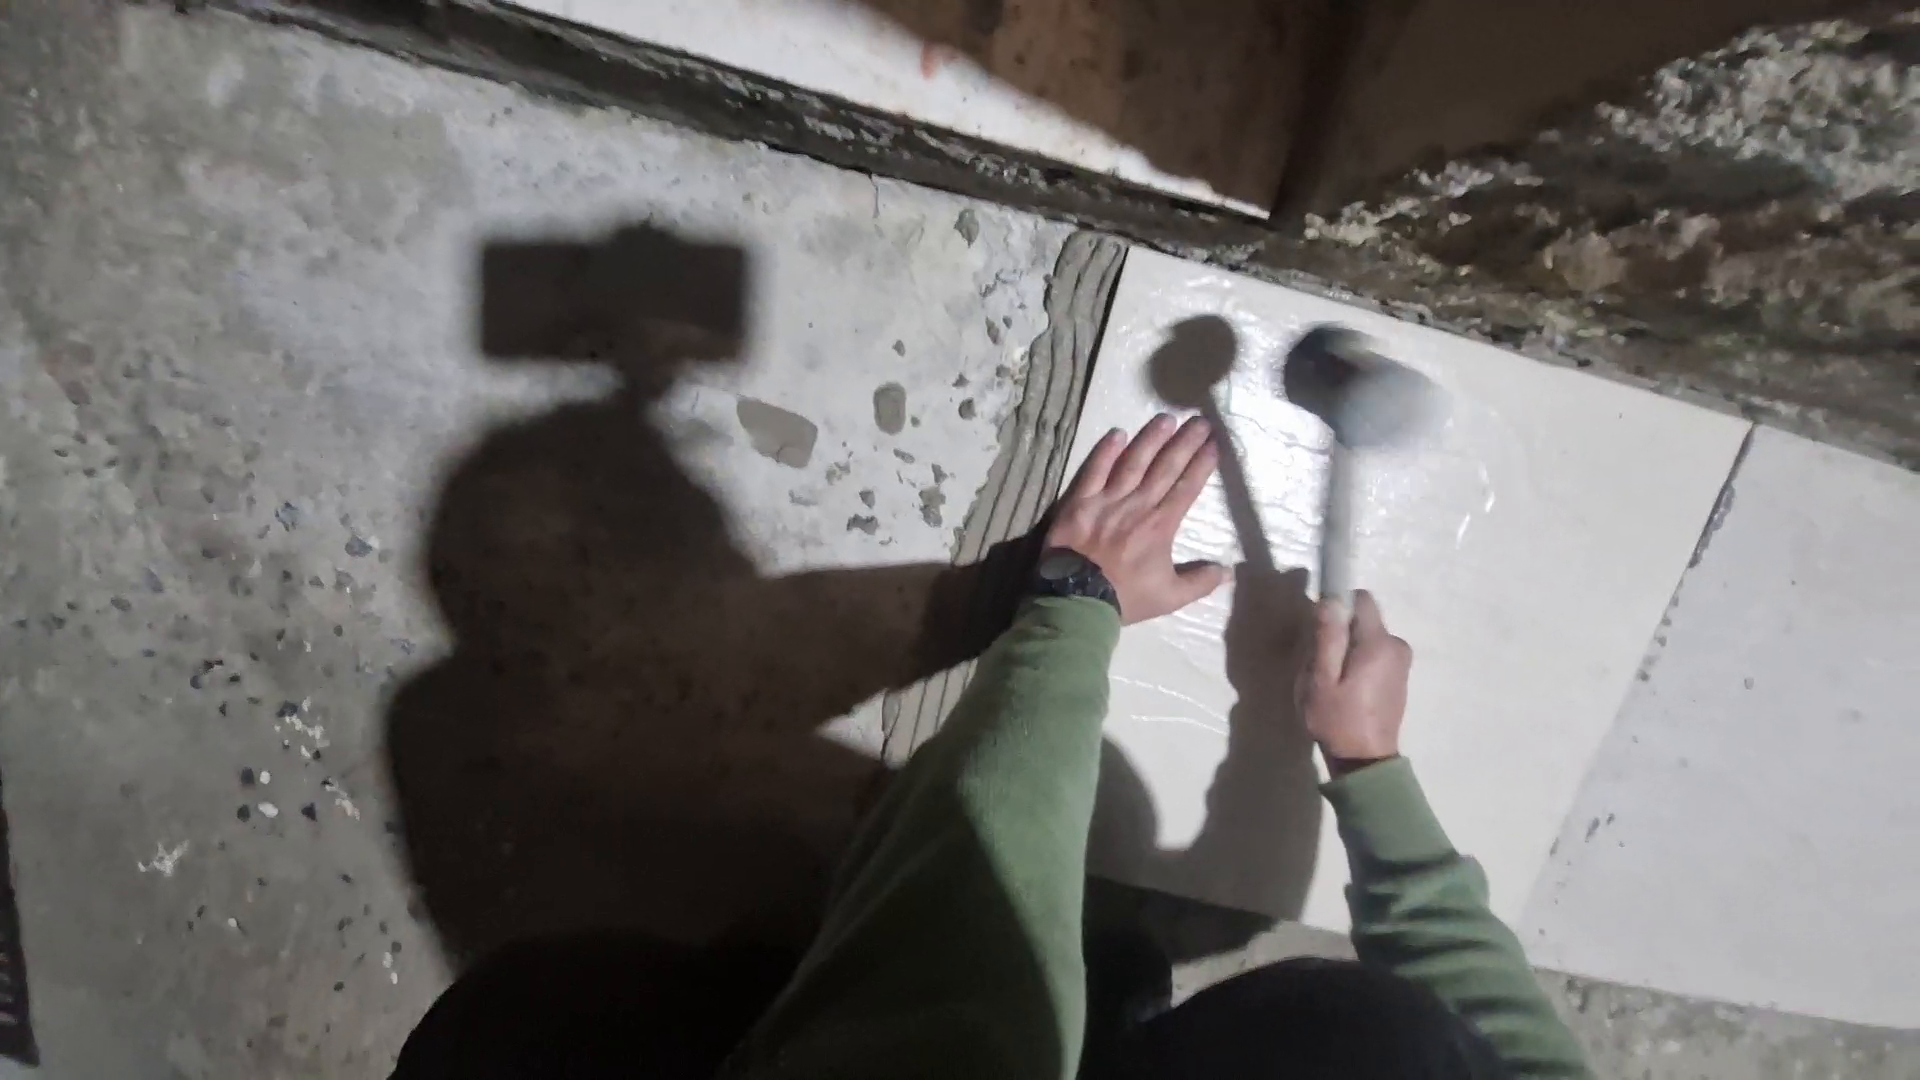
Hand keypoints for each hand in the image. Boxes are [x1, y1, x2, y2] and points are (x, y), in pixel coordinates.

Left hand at [1045, 414, 1226, 624]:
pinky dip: (1105, 451)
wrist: (1076, 598)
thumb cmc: (1123, 598)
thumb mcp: (1169, 597)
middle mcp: (1137, 505)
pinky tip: (1117, 433)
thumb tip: (1227, 570)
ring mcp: (1107, 500)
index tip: (1213, 444)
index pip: (1186, 487)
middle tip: (1200, 421)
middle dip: (1185, 442)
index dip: (1201, 464)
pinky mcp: (1079, 501)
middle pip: (1165, 467)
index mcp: (1160, 526)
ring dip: (1151, 439)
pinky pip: (1094, 470)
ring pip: (1133, 462)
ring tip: (1166, 419)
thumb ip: (1199, 582)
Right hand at [1298, 590, 1410, 772]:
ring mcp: (1401, 662)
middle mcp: (1397, 646)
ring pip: (1365, 636)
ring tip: (1329, 678)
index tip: (1319, 627)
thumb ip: (1327, 637)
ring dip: (1345, 648)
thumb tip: (1331, 600)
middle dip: (1338, 631)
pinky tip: (1344, 686)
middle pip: (1362, 619)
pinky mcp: (1398, 675)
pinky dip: (1356, 660)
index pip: (1362, 599)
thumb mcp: (1321, 677)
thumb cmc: (1337, 718)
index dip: (1337, 605)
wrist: (1364, 760)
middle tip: (1318, 662)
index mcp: (1379, 643)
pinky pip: (1372, 652)